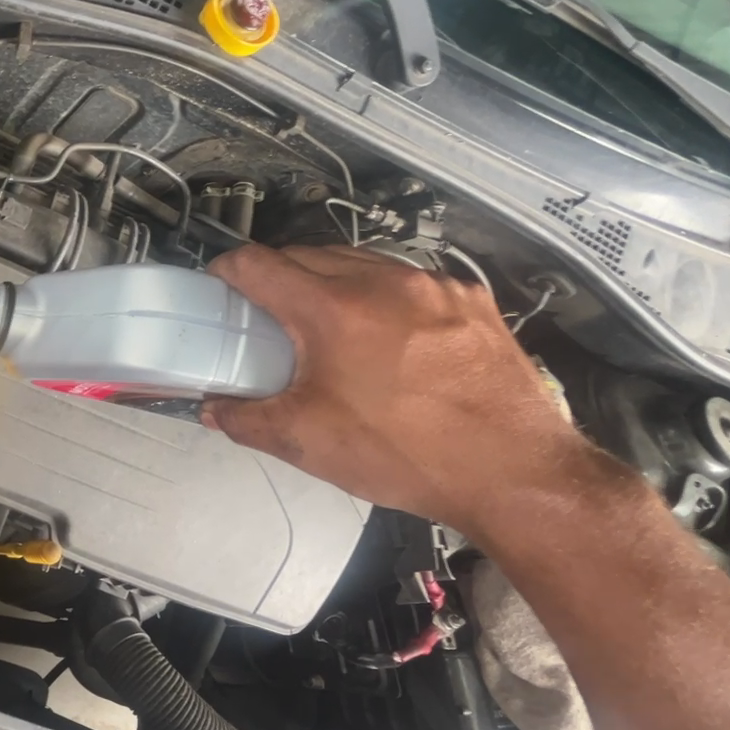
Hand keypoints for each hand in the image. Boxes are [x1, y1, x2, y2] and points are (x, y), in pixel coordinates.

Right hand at [201, 245, 606, 538]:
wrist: (518, 474)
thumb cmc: (401, 453)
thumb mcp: (304, 442)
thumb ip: (243, 419)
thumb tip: (212, 407)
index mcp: (332, 308)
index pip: (257, 264)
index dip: (225, 270)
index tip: (215, 287)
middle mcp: (382, 281)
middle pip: (305, 254)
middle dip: (273, 275)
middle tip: (262, 314)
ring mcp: (434, 285)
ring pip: (357, 261)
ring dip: (325, 279)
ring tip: (320, 320)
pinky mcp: (471, 300)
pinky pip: (405, 279)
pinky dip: (377, 294)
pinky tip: (383, 334)